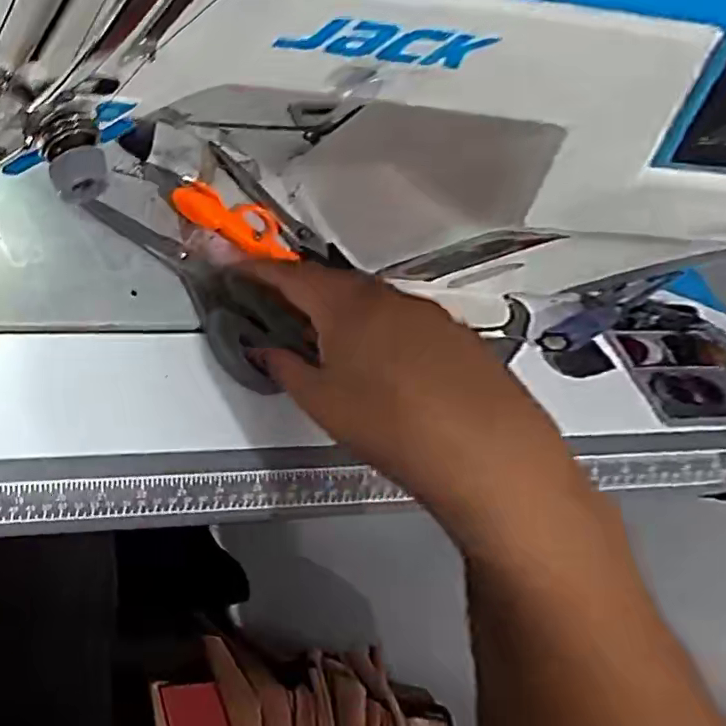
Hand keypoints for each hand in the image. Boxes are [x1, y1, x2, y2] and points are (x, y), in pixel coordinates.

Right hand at [239, 261, 604, 560]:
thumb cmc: (394, 425)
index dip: (258, 270)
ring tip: (315, 333)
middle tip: (270, 300)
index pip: (291, 276)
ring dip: (337, 308)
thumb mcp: (317, 398)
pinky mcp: (459, 339)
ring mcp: (431, 317)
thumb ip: (284, 366)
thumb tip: (269, 352)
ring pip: (369, 300)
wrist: (489, 458)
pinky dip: (373, 326)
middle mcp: (391, 301)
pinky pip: (402, 319)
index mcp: (348, 307)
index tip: (236, 267)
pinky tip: (368, 358)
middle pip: (332, 281)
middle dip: (297, 287)